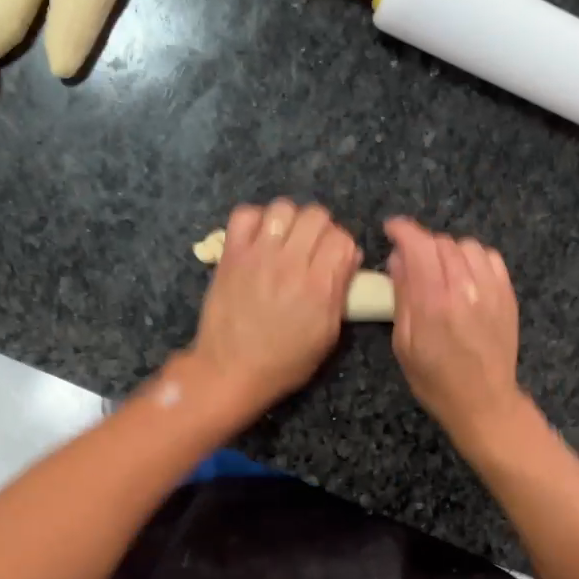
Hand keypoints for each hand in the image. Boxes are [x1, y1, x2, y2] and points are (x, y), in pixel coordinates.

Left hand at [189, 200, 360, 411]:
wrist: (230, 370)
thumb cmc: (284, 362)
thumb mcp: (327, 336)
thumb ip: (340, 293)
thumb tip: (349, 258)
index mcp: (318, 287)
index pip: (342, 239)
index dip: (343, 248)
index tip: (336, 261)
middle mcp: (290, 263)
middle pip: (316, 215)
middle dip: (321, 229)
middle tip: (313, 249)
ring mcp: (257, 255)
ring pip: (283, 207)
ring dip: (290, 221)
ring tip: (287, 241)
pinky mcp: (231, 254)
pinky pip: (245, 215)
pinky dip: (256, 220)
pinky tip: (260, 239)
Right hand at [385, 217, 525, 444]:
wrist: (484, 402)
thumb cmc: (435, 380)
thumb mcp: (404, 345)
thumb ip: (402, 297)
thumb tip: (398, 259)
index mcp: (433, 303)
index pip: (419, 246)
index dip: (403, 230)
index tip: (391, 230)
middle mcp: (465, 289)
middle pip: (441, 243)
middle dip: (422, 245)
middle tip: (412, 262)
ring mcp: (491, 290)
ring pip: (466, 246)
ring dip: (448, 251)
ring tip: (440, 270)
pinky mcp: (508, 295)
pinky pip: (490, 258)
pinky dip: (473, 259)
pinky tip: (465, 276)